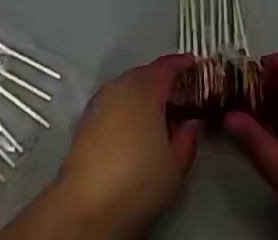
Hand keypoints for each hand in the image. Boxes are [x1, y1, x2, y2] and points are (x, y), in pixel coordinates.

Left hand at [1, 55, 199, 239]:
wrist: (82, 212)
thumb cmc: (137, 181)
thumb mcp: (176, 164)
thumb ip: (188, 138)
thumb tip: (191, 125)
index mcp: (145, 89)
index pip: (167, 66)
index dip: (183, 64)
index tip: (195, 65)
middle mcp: (119, 89)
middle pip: (145, 74)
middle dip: (162, 80)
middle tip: (179, 94)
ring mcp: (97, 106)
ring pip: (126, 90)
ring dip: (142, 95)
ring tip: (157, 114)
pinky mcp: (82, 126)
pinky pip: (112, 106)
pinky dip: (125, 110)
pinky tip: (133, 132)